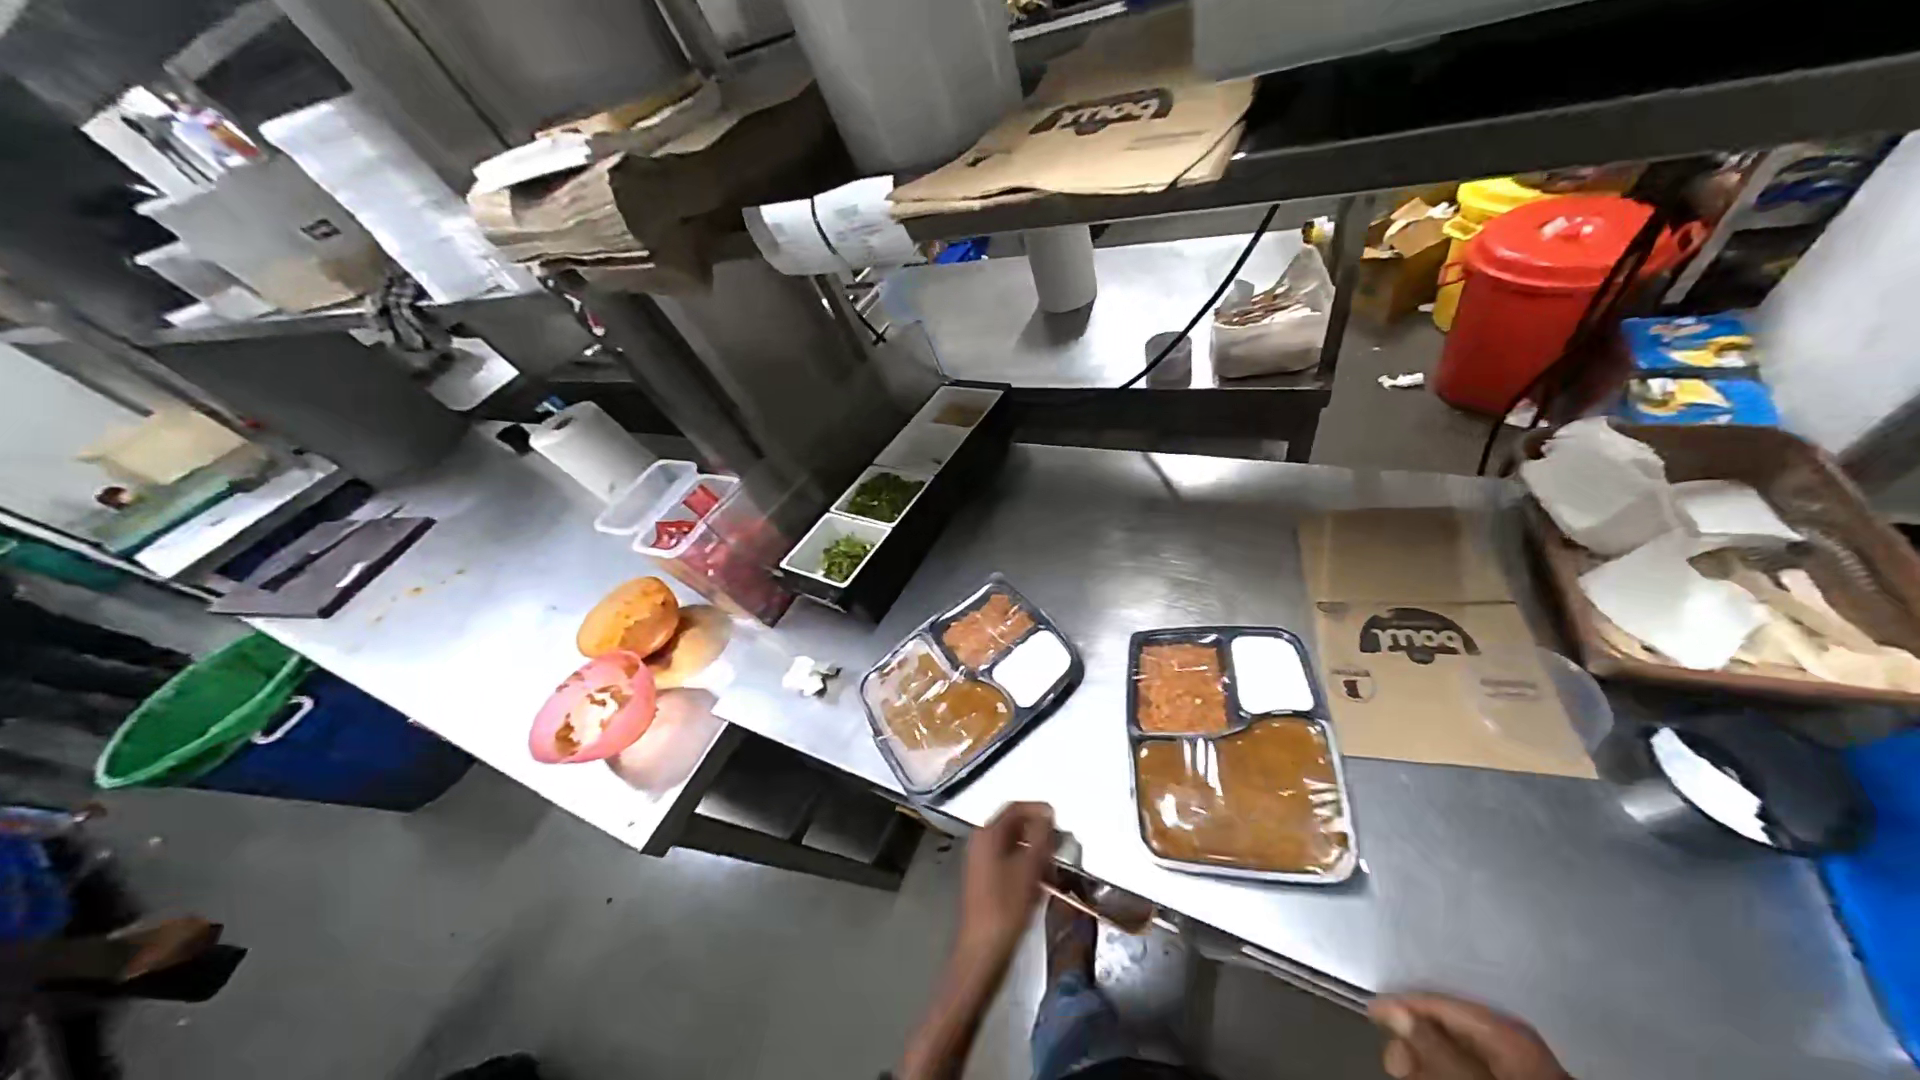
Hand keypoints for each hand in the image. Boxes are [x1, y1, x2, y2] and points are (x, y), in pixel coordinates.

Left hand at [956, 802, 1054, 965]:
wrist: (984, 948)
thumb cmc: (1007, 906)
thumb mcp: (1030, 867)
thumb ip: (1041, 836)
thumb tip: (1048, 813)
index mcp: (987, 834)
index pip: (1015, 808)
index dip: (1039, 810)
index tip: (1060, 821)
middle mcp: (980, 842)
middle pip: (1013, 825)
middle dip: (1039, 831)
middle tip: (1060, 844)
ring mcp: (980, 861)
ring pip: (1013, 844)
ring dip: (1034, 849)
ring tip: (1054, 864)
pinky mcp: (984, 879)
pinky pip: (1008, 860)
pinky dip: (1026, 864)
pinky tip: (1041, 880)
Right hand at [1368, 994, 1570, 1079]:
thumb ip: (1434, 1048)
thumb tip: (1391, 1010)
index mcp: (1508, 1031)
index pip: (1442, 1002)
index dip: (1404, 1005)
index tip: (1371, 1016)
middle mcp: (1516, 1041)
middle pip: (1450, 1026)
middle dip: (1417, 1040)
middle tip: (1395, 1066)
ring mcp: (1524, 1066)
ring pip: (1462, 1049)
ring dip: (1432, 1059)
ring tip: (1411, 1074)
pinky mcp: (1522, 1078)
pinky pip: (1477, 1066)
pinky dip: (1451, 1069)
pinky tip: (1435, 1075)